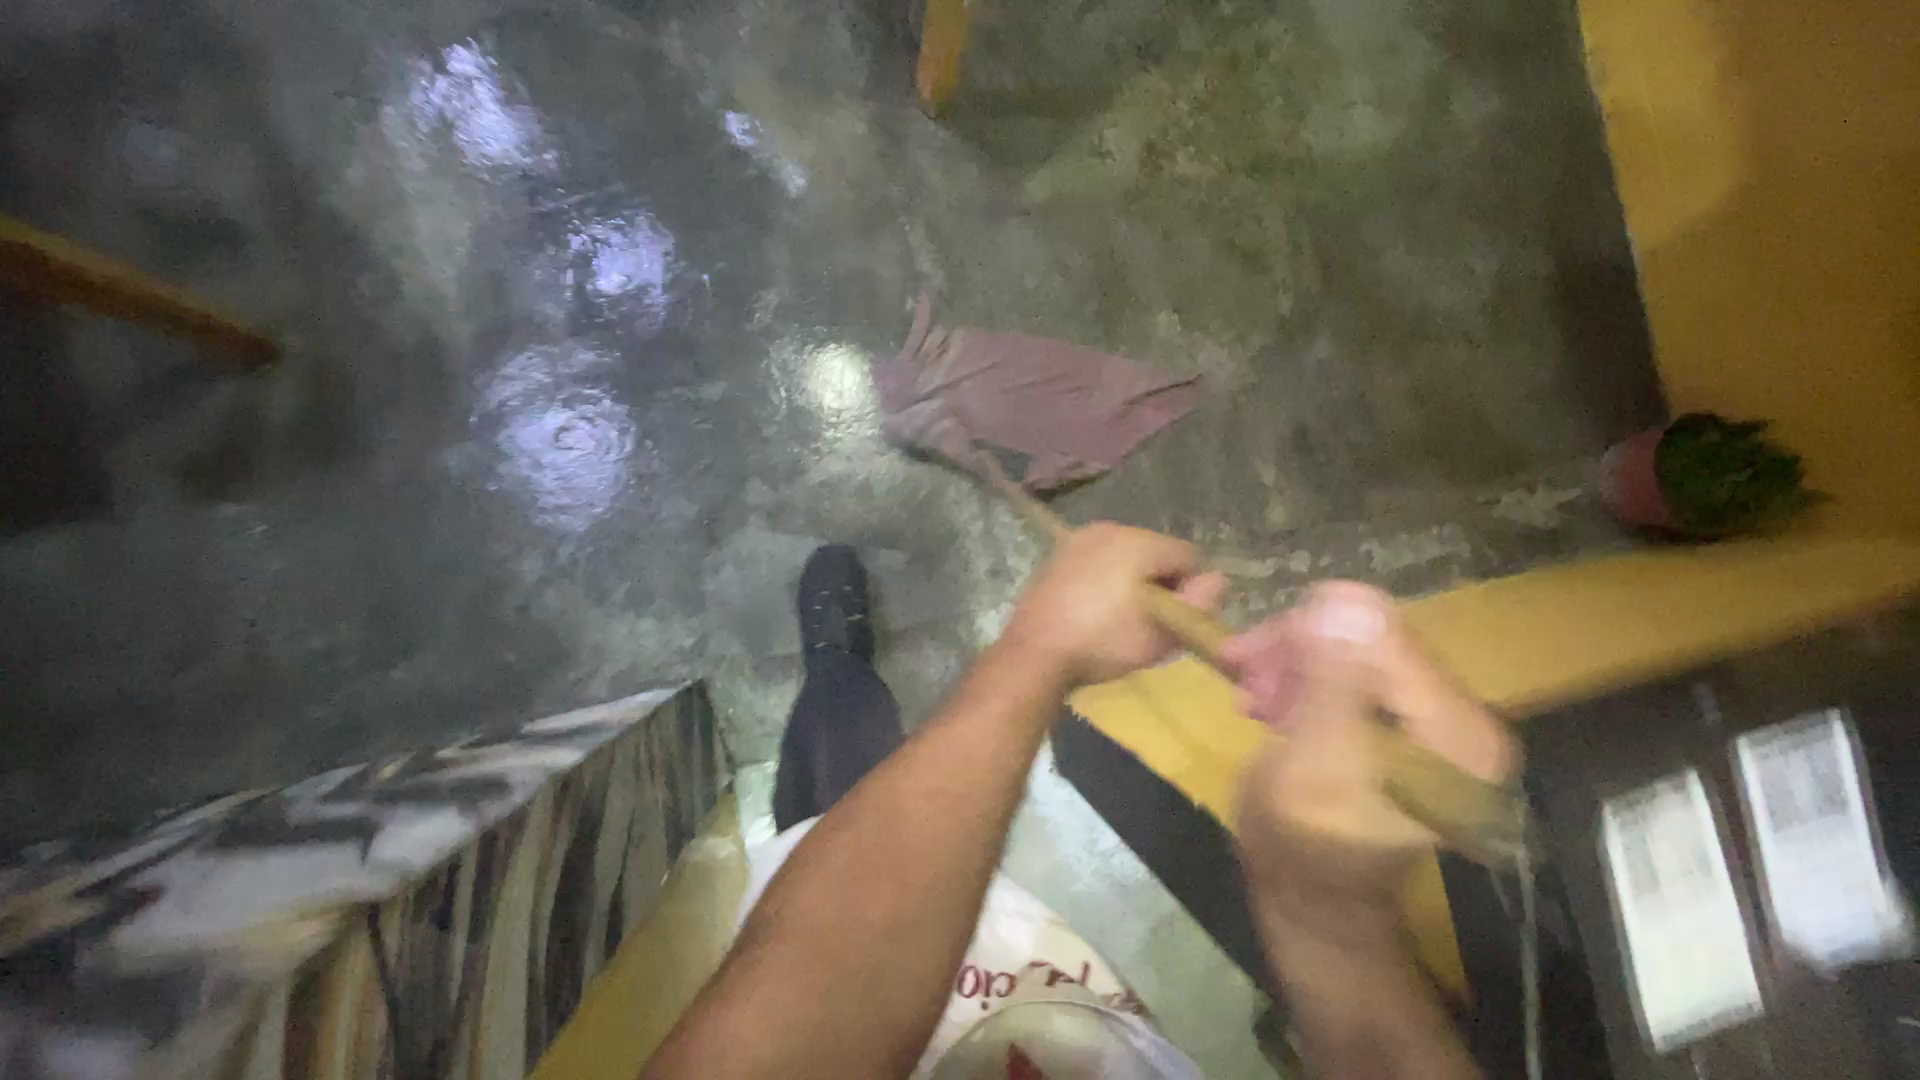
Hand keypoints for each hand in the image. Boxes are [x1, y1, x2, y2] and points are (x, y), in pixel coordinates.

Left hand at [1002, 523, 1226, 686]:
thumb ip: (1198, 603)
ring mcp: (1077, 540)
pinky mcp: (1056, 557)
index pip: (1188, 557)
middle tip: (1149, 622)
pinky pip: (1096, 564)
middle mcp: (1108, 529)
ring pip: (1124, 557)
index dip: (1192, 589)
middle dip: (1160, 583)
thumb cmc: (1104, 642)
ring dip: (1131, 582)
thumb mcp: (1161, 632)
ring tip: (1119, 619)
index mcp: (1138, 541)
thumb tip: (1218, 579)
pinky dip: (1103, 581)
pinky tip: (1093, 611)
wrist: (1036, 652)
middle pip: (1155, 553)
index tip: (1177, 620)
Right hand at [1225, 582, 1515, 950]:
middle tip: (1240, 668)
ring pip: (1355, 655)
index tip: (1251, 646)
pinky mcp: (1405, 730)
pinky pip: (1352, 679)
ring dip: (1293, 664)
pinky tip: (1269, 702)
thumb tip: (1341, 599)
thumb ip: (1332, 683)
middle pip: (1370, 642)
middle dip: (1297, 649)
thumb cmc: (1305, 845)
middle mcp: (1461, 721)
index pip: (1387, 637)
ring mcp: (1434, 726)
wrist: (1312, 901)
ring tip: (1248, 693)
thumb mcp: (1311, 764)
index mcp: (1456, 733)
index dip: (1315, 627)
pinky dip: (1305, 682)